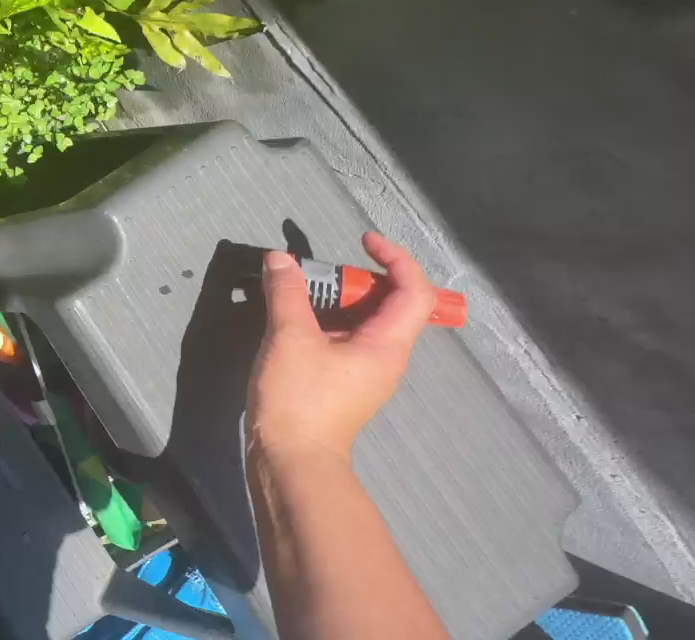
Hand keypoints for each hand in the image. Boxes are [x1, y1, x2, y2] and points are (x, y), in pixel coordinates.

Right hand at [246, 233, 436, 465]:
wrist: (293, 455)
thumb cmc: (301, 396)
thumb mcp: (289, 337)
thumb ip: (286, 293)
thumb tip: (280, 257)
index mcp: (388, 344)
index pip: (414, 292)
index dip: (396, 259)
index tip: (362, 240)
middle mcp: (386, 354)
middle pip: (389, 302)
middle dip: (355, 276)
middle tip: (315, 269)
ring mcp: (364, 367)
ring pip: (363, 318)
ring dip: (335, 295)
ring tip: (296, 288)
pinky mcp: (342, 376)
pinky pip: (344, 333)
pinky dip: (324, 315)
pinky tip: (291, 316)